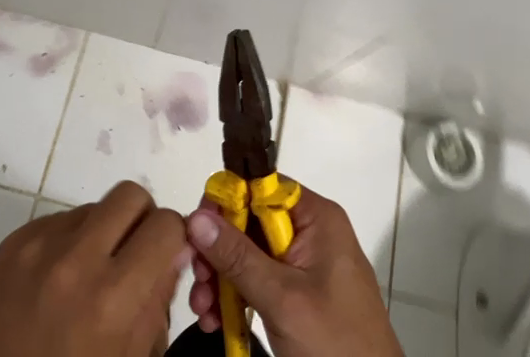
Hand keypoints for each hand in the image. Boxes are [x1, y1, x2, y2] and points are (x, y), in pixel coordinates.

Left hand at [0, 180, 190, 356]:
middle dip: (140, 220)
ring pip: (93, 207)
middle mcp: (75, 258)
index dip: (172, 239)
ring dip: (102, 232)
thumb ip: (156, 302)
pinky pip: (58, 220)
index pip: (166, 226)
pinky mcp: (11, 242)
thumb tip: (175, 251)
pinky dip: (68, 241)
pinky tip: (57, 280)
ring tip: (88, 275)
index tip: (164, 257)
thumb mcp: (128, 356)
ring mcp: (38, 245)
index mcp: (112, 297)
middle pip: (130, 195)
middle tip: (132, 255)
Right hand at [185, 184, 401, 356]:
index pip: (263, 187)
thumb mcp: (281, 297)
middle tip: (196, 279)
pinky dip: (234, 297)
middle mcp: (310, 232)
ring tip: (202, 311)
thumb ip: (238, 256)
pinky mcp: (297, 293)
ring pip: (248, 254)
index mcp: (316, 218)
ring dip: (220, 279)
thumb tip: (197, 215)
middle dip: (218, 252)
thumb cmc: (333, 340)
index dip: (227, 202)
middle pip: (250, 222)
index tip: (196, 229)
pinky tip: (215, 320)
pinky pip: (258, 280)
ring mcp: (303, 264)